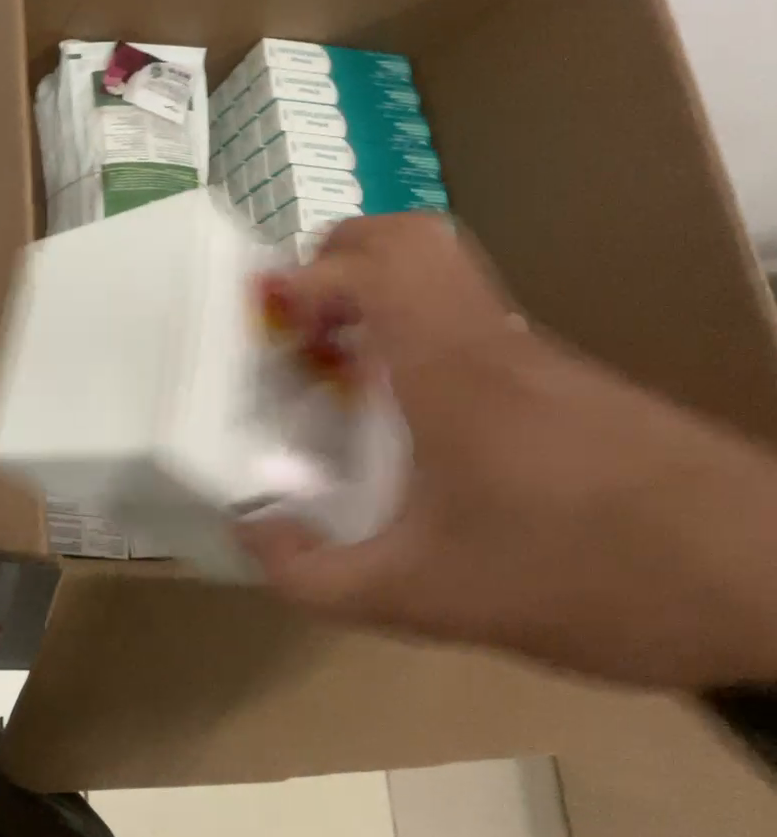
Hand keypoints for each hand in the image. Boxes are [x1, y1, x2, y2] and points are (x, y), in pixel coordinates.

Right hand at [237, 213, 776, 689]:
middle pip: (410, 239)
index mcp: (450, 365)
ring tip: (331, 373)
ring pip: (440, 281)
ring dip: (371, 304)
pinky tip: (403, 423)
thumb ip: (311, 575)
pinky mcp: (567, 386)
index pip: (374, 260)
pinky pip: (469, 328)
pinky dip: (414, 342)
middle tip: (295, 321)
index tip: (268, 326)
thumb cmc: (589, 575)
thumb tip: (248, 530)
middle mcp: (491, 340)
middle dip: (334, 260)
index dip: (303, 276)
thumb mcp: (421, 598)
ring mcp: (537, 357)